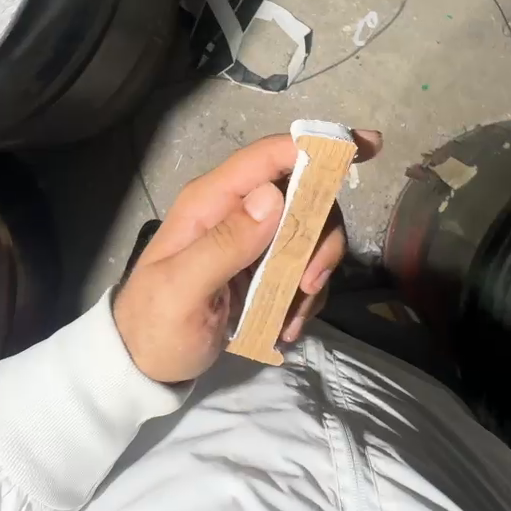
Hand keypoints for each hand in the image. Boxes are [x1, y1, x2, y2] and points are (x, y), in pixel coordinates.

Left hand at [112, 129, 382, 382]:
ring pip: (312, 233)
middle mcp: (236, 210)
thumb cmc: (156, 325)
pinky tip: (286, 326)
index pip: (268, 157)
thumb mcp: (182, 290)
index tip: (366, 146)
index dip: (315, 147)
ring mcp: (252, 239)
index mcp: (211, 201)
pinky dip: (307, 297)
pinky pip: (305, 268)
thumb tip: (274, 195)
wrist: (144, 365)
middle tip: (310, 283)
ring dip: (314, 274)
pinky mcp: (263, 268)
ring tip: (291, 315)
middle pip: (304, 196)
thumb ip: (225, 243)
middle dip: (320, 237)